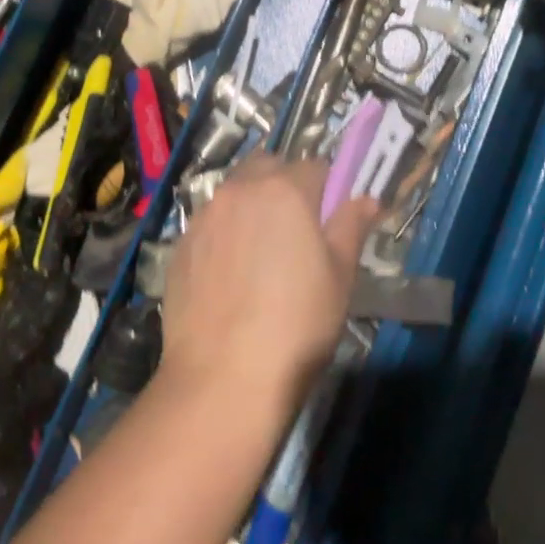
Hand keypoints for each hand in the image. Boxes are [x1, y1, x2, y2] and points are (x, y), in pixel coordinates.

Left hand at [159, 154, 379, 412]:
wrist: (223, 377)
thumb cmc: (296, 324)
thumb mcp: (339, 276)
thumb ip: (350, 227)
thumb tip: (366, 199)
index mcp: (284, 190)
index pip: (315, 166)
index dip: (328, 189)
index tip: (332, 220)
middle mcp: (238, 191)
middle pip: (267, 168)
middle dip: (284, 185)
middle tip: (297, 231)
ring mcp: (202, 218)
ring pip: (233, 194)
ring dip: (250, 208)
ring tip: (260, 256)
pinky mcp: (178, 247)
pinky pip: (209, 225)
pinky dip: (223, 236)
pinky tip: (230, 277)